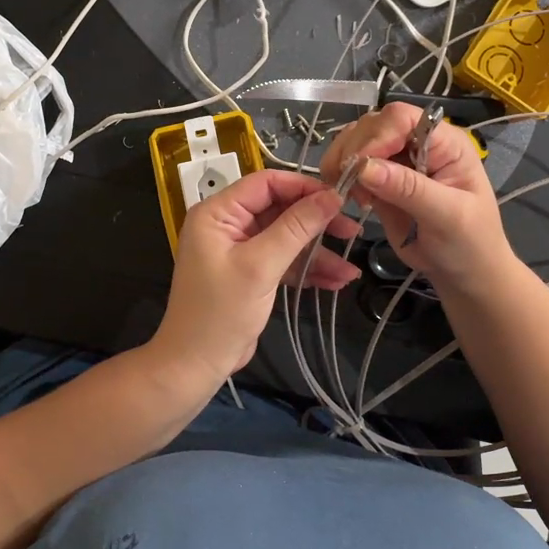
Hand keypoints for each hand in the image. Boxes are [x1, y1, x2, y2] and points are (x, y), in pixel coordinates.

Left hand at [150, 170, 361, 383]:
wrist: (195, 365)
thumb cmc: (220, 312)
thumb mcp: (260, 266)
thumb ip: (296, 228)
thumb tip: (332, 197)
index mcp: (217, 212)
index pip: (266, 183)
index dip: (304, 187)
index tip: (340, 198)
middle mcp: (227, 224)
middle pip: (280, 209)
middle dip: (316, 223)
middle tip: (353, 231)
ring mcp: (239, 250)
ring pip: (286, 238)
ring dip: (318, 253)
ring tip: (351, 269)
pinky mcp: (250, 273)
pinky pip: (283, 261)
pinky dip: (307, 270)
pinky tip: (336, 281)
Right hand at [321, 103, 518, 288]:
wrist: (464, 272)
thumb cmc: (470, 243)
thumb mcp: (448, 216)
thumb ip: (409, 189)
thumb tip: (365, 167)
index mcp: (444, 142)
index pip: (403, 118)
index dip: (378, 136)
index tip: (361, 166)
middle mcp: (418, 142)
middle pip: (373, 124)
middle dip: (354, 150)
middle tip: (348, 184)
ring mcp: (397, 159)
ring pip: (356, 140)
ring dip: (342, 160)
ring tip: (348, 192)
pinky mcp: (379, 179)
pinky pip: (351, 165)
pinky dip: (340, 175)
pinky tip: (349, 197)